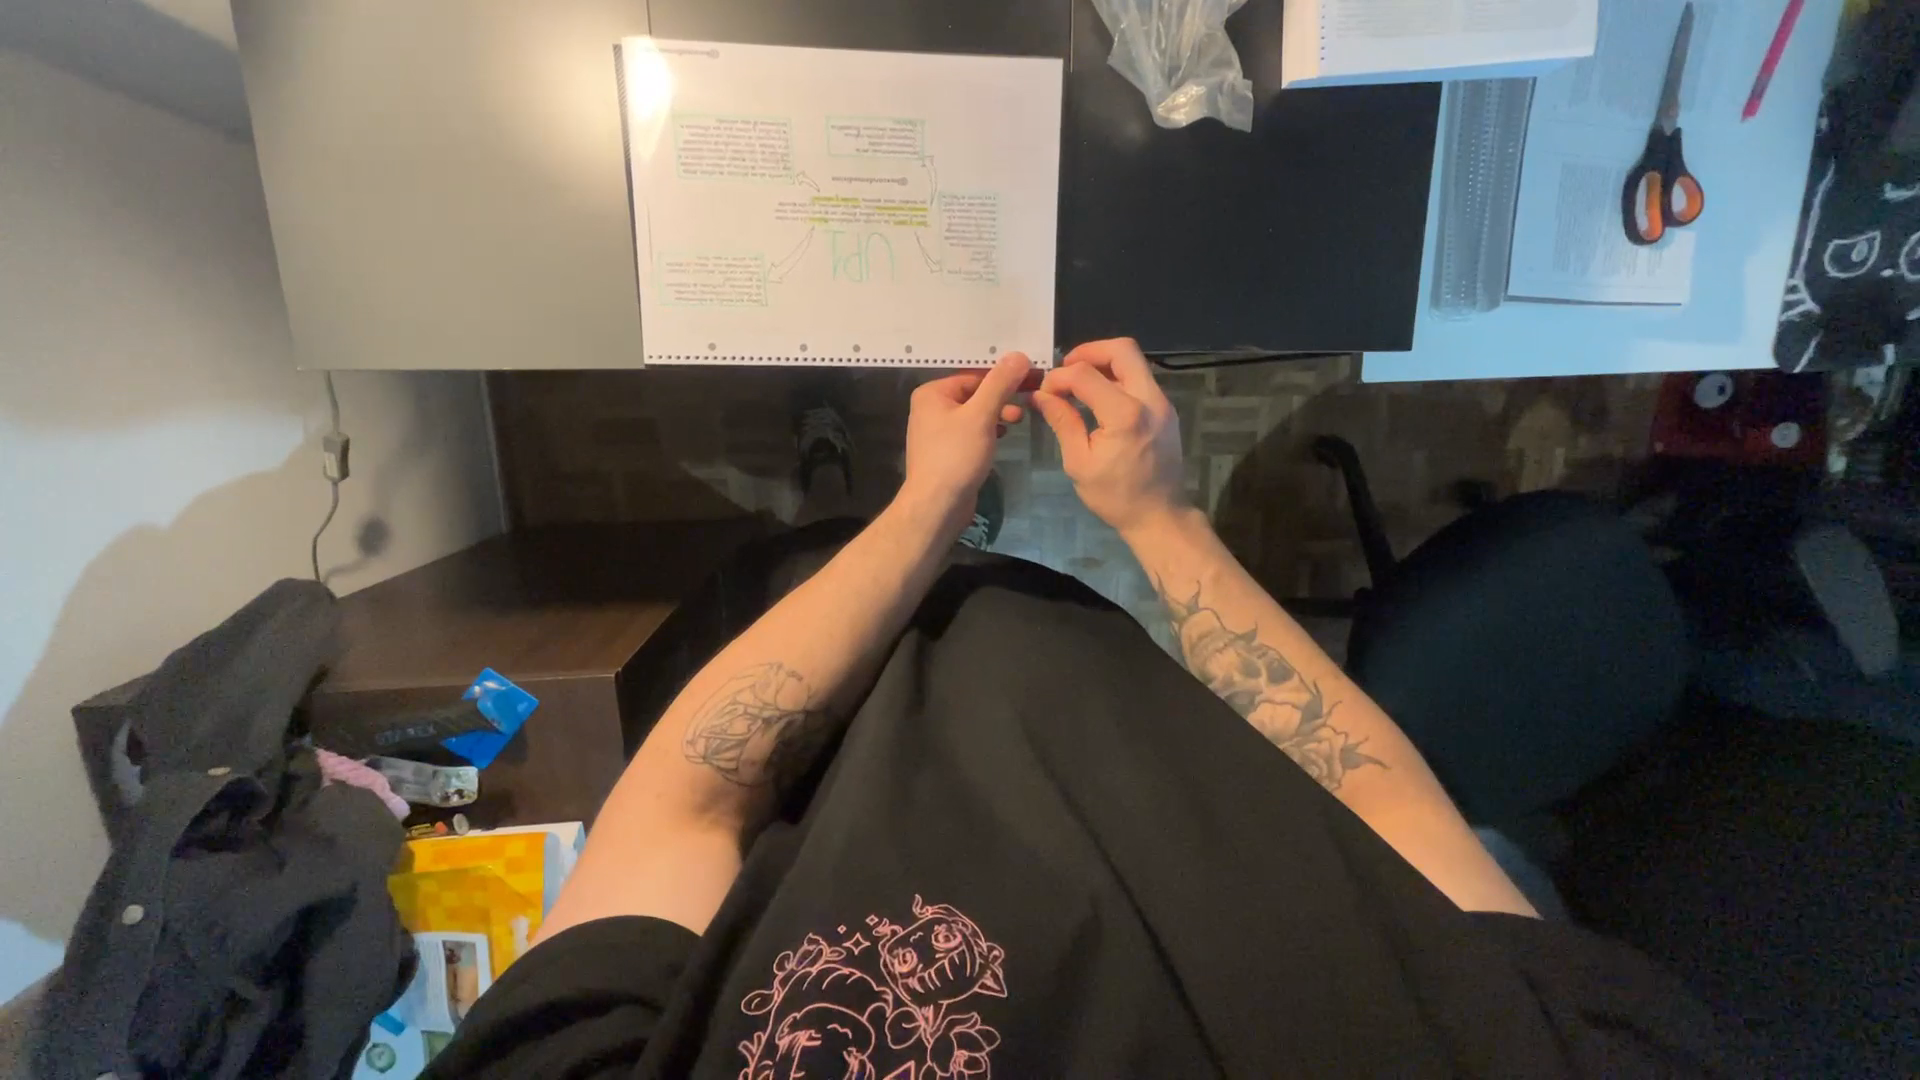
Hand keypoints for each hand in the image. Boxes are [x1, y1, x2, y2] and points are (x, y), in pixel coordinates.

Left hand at [899, 352, 1031, 534]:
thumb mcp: (981, 415)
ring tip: (1017, 421)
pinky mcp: (947, 452)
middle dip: (1001, 397)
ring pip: (974, 414)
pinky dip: (988, 431)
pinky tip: (1002, 436)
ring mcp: (937, 432)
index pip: (974, 375)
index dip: (1004, 377)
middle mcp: (930, 408)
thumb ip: (1000, 384)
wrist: (936, 505)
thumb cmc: (955, 456)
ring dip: (997, 414)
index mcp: (932, 393)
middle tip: (1027, 402)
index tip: (1031, 379)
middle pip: (974, 393)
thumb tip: (1019, 355)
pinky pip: (971, 432)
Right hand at [1031, 338, 1186, 534]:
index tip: (1045, 392)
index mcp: (1124, 415)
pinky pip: (1141, 380)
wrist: (1159, 515)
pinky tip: (1098, 398)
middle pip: (1122, 350)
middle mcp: (1149, 399)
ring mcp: (1162, 403)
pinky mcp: (1166, 410)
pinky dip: (1117, 379)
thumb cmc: (1115, 496)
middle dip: (1089, 352)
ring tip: (1079, 383)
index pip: (1085, 375)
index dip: (1059, 378)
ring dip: (1104, 364)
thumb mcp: (1079, 462)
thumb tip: (1041, 396)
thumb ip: (1062, 422)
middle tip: (1066, 368)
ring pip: (1134, 362)